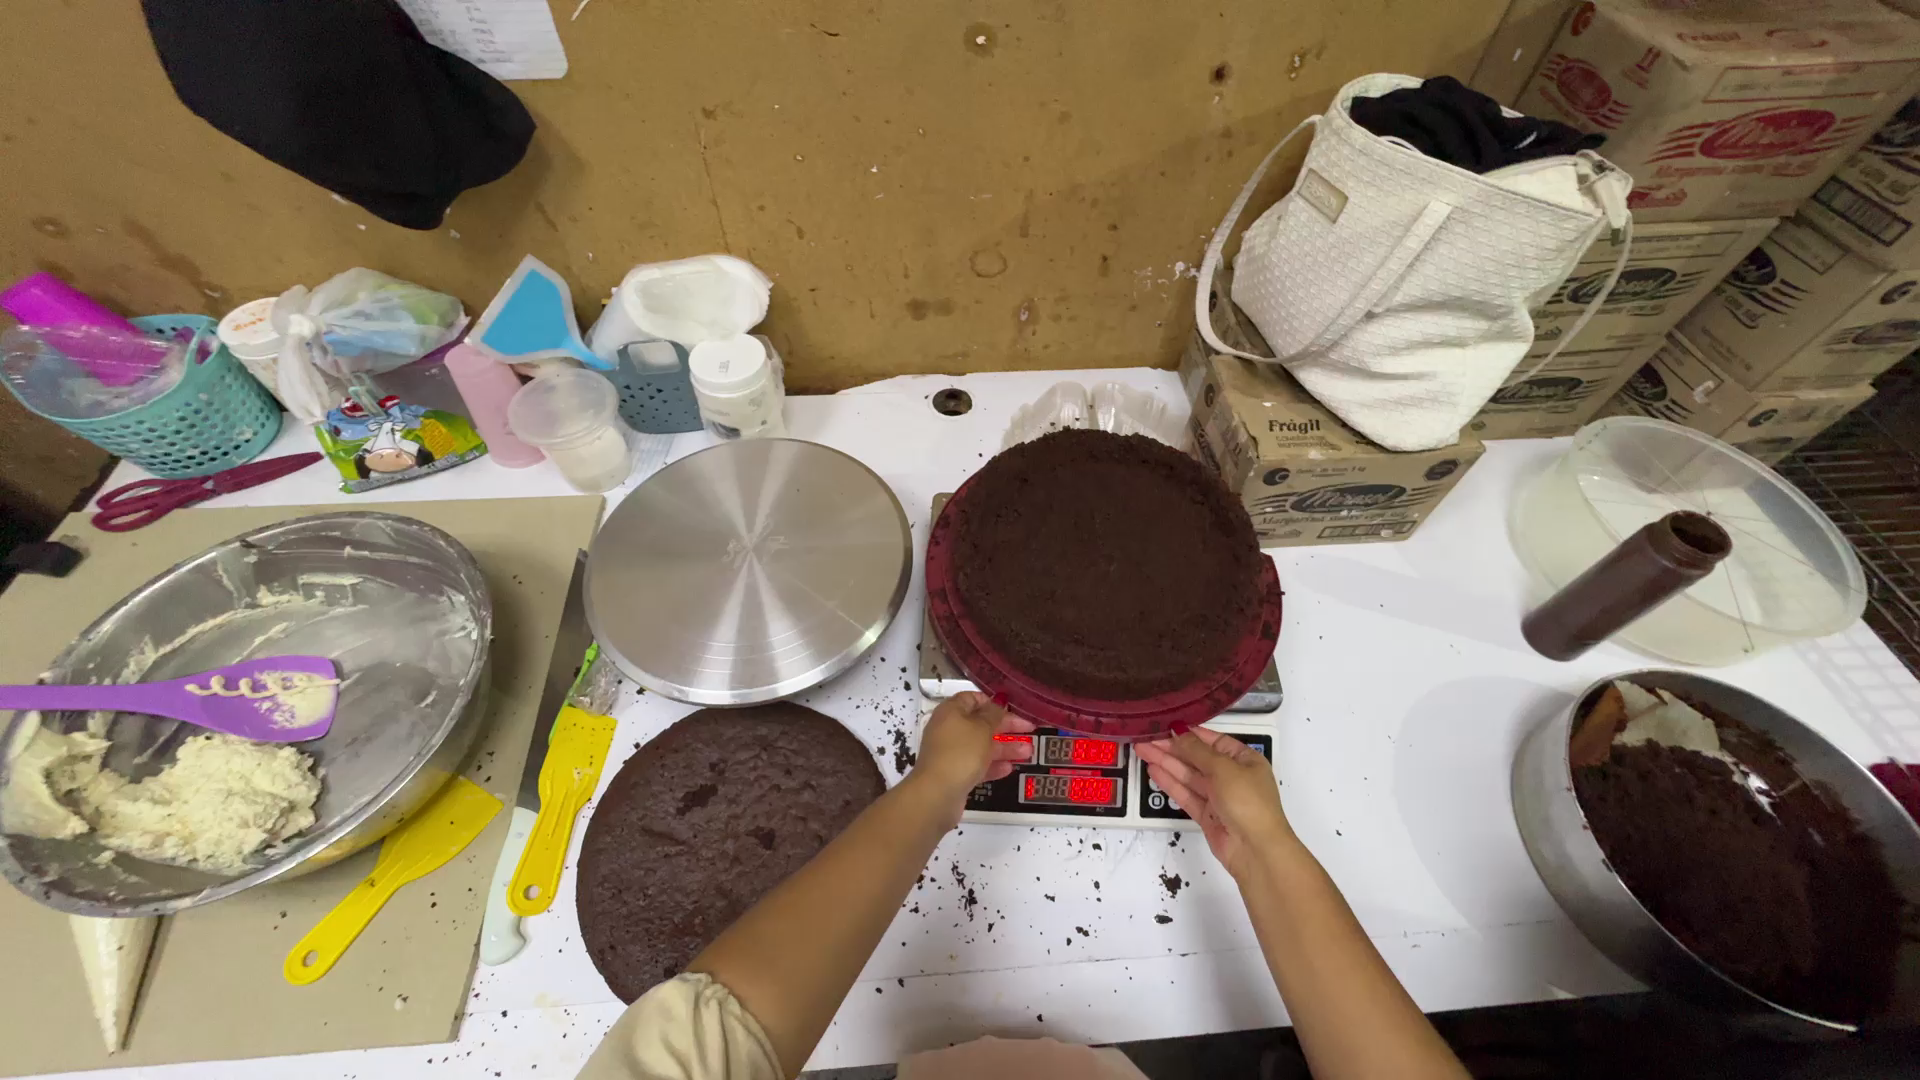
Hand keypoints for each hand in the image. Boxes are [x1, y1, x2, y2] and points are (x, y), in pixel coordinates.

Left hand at [909, 692, 1034, 822]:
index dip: (994, 703)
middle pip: (980, 723)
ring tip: (1027, 752)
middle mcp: (949, 729)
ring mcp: (951, 752)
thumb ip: (994, 715)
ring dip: (1004, 748)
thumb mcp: (982, 728)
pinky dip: (992, 765)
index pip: (973, 699)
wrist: (937, 793)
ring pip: (981, 746)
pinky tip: (1009, 768)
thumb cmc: (961, 752)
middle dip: (1006, 728)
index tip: (1013, 709)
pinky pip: (976, 765)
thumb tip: (997, 706)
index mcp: (951, 711)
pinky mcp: (954, 773)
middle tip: (1029, 732)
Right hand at [1136, 727, 1294, 878]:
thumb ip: (1196, 750)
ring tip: (1142, 750)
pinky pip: (1186, 794)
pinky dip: (1170, 783)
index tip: (1166, 727)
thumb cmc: (1248, 802)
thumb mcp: (1223, 768)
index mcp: (1244, 760)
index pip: (1213, 741)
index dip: (1189, 733)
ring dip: (1166, 762)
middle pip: (1197, 758)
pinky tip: (1154, 771)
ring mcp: (1219, 796)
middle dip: (1172, 748)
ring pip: (1188, 775)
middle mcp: (1232, 776)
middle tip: (1146, 738)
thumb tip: (1178, 731)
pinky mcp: (1207, 814)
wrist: (1255, 850)